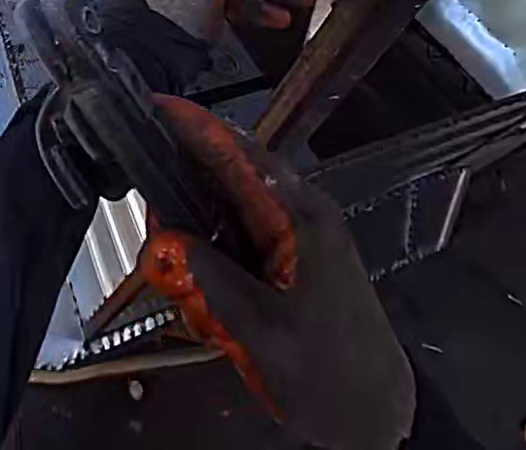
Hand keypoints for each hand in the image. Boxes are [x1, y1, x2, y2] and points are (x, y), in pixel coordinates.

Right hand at [140, 96, 414, 449]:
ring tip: (158, 206)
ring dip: (194, 194)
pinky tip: (186, 237)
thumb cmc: (332, 376)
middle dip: (186, 161)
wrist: (381, 418)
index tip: (157, 108)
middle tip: (144, 168)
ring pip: (232, 191)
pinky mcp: (287, 246)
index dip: (196, 127)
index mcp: (302, 215)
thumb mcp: (265, 333)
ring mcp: (295, 227)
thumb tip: (164, 239)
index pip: (240, 154)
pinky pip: (238, 219)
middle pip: (232, 165)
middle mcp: (299, 209)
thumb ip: (212, 279)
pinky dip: (208, 221)